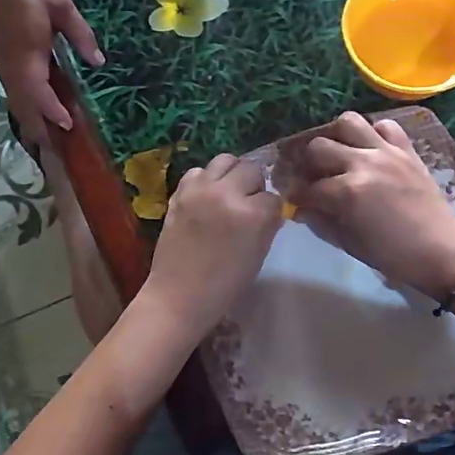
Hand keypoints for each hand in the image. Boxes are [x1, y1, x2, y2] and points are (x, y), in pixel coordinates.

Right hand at [0, 0, 103, 145]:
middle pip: (25, 109)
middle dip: (40, 131)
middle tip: (58, 153)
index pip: (39, 92)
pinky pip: (16, 97)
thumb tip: (97, 61)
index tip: (68, 126)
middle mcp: (14, 70)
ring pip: (18, 106)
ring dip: (33, 125)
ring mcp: (5, 70)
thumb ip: (81, 34)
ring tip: (50, 145)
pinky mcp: (3, 68)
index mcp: (28, 57)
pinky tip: (39, 119)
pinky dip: (27, 112)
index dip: (53, 111)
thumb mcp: (60, 6)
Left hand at [141, 155, 282, 337]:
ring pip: (225, 160)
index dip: (271, 209)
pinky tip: (206, 197)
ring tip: (229, 192)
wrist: (180, 295)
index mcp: (253, 214)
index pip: (273, 196)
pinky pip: (198, 171)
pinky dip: (206, 180)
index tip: (267, 220)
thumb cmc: (225, 284)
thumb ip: (267, 225)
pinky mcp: (180, 193)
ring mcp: (200, 190)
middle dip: (254, 185)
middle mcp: (227, 194)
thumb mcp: (259, 254)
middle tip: (248, 202)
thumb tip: (270, 208)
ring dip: (232, 174)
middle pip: (251, 169)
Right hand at [289, 112, 454, 298]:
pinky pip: (386, 126)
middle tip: (311, 177)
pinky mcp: (407, 150)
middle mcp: (363, 164)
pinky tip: (370, 150)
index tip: (293, 201)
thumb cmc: (393, 255)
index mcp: (347, 192)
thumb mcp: (350, 243)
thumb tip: (301, 209)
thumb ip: (322, 222)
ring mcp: (387, 152)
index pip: (308, 188)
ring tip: (338, 153)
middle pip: (319, 147)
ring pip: (349, 123)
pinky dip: (373, 133)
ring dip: (337, 136)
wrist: (441, 250)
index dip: (296, 196)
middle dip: (308, 164)